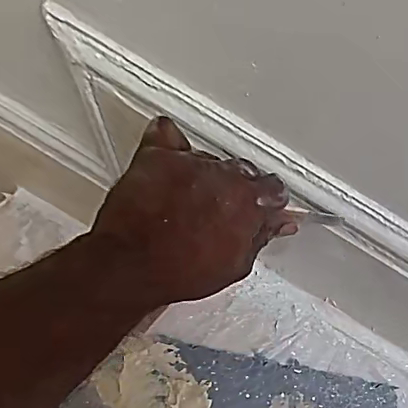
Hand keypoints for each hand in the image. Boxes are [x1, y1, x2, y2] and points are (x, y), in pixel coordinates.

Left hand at [87, 117, 293, 305]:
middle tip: (219, 210)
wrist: (131, 266)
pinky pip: (167, 135)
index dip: (267, 200)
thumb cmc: (177, 271)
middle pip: (240, 170)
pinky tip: (167, 160)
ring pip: (206, 157)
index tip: (261, 206)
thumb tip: (276, 225)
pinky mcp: (157, 155)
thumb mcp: (234, 265)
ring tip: (186, 200)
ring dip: (202, 172)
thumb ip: (260, 237)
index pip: (272, 188)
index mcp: (248, 200)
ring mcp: (188, 162)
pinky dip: (169, 144)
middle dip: (235, 187)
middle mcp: (223, 174)